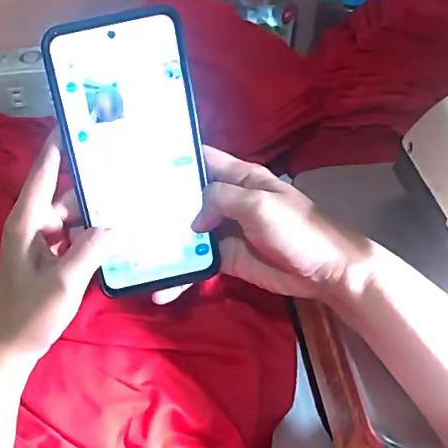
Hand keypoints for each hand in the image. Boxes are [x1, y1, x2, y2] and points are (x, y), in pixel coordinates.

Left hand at [0, 136, 108, 362]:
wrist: (10, 347)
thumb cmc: (29, 313)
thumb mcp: (64, 281)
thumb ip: (91, 248)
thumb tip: (115, 223)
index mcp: (27, 221)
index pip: (45, 171)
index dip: (60, 143)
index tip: (80, 119)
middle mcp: (31, 223)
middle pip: (64, 191)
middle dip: (91, 183)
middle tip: (123, 169)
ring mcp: (39, 240)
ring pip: (72, 214)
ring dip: (94, 211)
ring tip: (127, 202)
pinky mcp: (48, 255)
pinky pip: (73, 233)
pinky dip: (91, 231)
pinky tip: (114, 233)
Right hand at [151, 146, 374, 306]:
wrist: (327, 272)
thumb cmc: (299, 229)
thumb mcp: (260, 205)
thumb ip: (221, 199)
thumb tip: (192, 219)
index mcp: (239, 177)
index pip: (202, 160)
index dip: (174, 159)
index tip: (139, 162)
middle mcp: (227, 200)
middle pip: (186, 197)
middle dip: (158, 204)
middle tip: (121, 212)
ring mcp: (225, 231)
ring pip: (186, 233)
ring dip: (164, 243)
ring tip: (132, 255)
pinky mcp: (226, 259)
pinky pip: (196, 263)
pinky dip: (180, 275)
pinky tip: (161, 289)